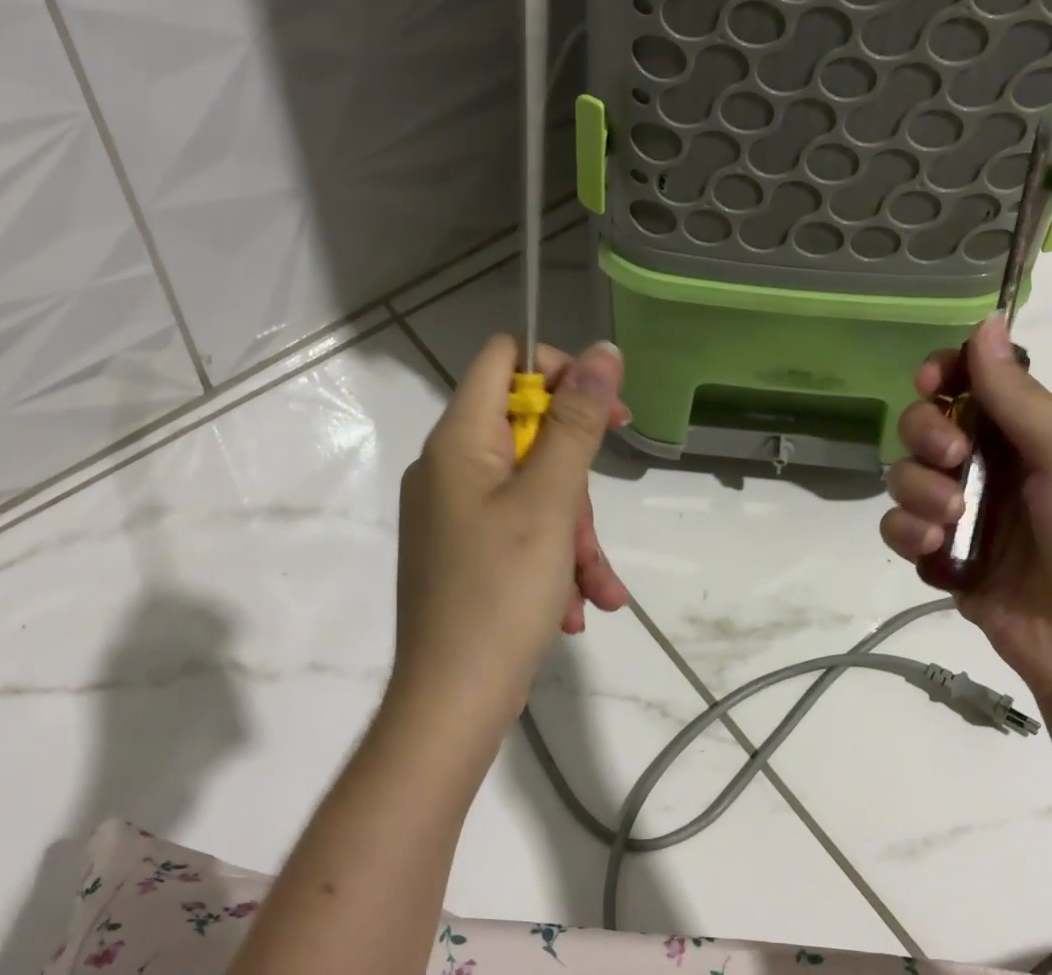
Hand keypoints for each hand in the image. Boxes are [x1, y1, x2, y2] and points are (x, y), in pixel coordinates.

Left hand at [393, 335, 629, 708]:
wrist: (451, 701)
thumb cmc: (501, 592)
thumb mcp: (550, 501)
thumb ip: (577, 422)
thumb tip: (603, 350)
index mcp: (458, 440)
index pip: (504, 359)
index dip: (557, 371)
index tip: (603, 410)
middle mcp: (449, 468)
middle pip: (527, 433)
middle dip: (575, 481)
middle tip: (594, 527)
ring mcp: (454, 514)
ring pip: (534, 492)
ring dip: (575, 536)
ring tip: (598, 589)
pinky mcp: (464, 554)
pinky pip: (520, 534)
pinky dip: (554, 563)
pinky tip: (580, 608)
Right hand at [880, 315, 1051, 699]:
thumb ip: (1018, 395)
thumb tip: (986, 322)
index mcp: (1033, 436)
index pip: (975, 385)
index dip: (946, 374)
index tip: (932, 382)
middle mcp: (994, 468)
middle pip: (928, 425)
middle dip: (926, 434)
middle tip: (952, 458)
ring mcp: (965, 515)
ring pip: (905, 477)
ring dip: (917, 490)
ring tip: (949, 521)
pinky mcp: (942, 559)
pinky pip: (900, 528)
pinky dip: (907, 532)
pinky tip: (934, 549)